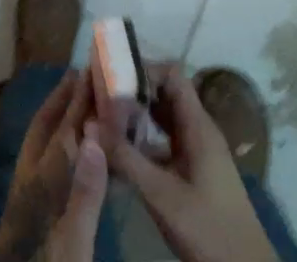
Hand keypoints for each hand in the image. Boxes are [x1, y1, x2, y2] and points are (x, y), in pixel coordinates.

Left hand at [0, 71, 109, 261]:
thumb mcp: (73, 241)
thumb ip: (82, 192)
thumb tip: (90, 137)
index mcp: (43, 184)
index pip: (63, 132)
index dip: (77, 101)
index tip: (92, 71)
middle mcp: (29, 182)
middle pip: (44, 132)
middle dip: (61, 101)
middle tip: (80, 74)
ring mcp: (25, 198)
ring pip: (39, 147)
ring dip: (56, 120)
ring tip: (74, 101)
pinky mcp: (28, 215)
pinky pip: (42, 167)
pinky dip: (56, 148)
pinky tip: (67, 152)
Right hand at [105, 67, 278, 261]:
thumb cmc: (208, 227)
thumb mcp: (162, 193)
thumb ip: (126, 158)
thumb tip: (88, 124)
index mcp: (198, 127)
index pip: (171, 75)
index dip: (141, 69)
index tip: (109, 77)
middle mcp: (197, 131)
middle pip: (162, 94)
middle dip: (129, 91)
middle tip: (94, 95)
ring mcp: (194, 152)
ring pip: (160, 120)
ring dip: (132, 116)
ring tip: (97, 118)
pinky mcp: (189, 171)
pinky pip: (160, 143)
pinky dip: (138, 141)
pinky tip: (113, 152)